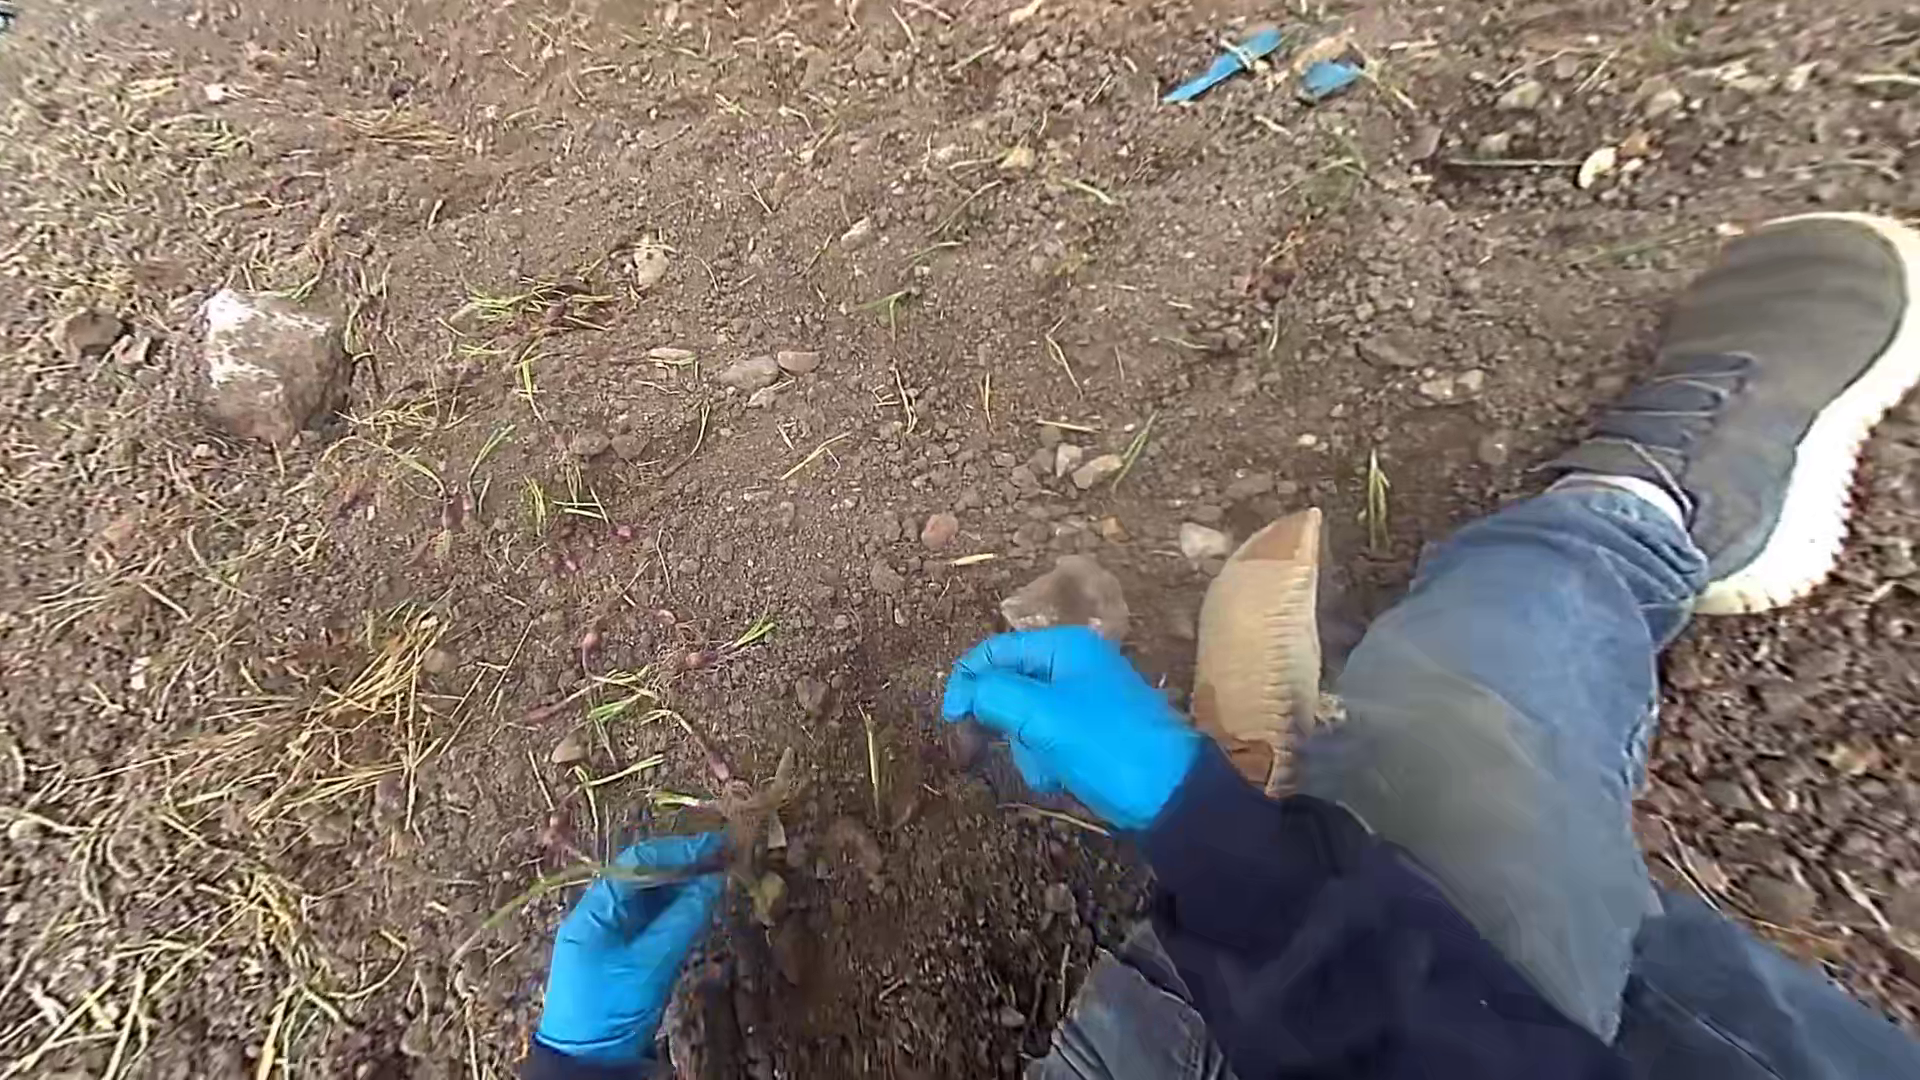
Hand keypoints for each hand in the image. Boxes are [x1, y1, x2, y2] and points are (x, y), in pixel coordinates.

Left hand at [535, 832, 725, 1064]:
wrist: (589, 1067)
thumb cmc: (611, 1008)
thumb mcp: (651, 962)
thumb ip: (684, 917)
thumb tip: (717, 879)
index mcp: (596, 910)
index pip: (638, 861)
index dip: (677, 849)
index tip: (713, 845)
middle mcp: (605, 911)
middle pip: (648, 872)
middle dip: (687, 861)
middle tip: (725, 853)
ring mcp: (618, 929)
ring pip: (657, 891)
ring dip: (689, 879)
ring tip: (723, 870)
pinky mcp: (631, 946)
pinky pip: (660, 912)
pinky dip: (684, 902)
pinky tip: (707, 896)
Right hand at [941, 626, 1199, 829]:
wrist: (1168, 795)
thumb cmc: (1104, 743)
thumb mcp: (1042, 714)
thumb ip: (993, 693)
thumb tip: (962, 692)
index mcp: (1062, 647)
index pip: (996, 651)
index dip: (967, 679)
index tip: (950, 718)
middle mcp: (1069, 666)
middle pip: (1007, 684)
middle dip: (998, 720)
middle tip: (972, 750)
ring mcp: (1078, 700)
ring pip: (1022, 717)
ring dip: (1024, 745)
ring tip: (1044, 766)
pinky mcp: (1083, 732)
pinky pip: (1043, 738)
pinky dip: (1042, 759)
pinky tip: (1057, 776)